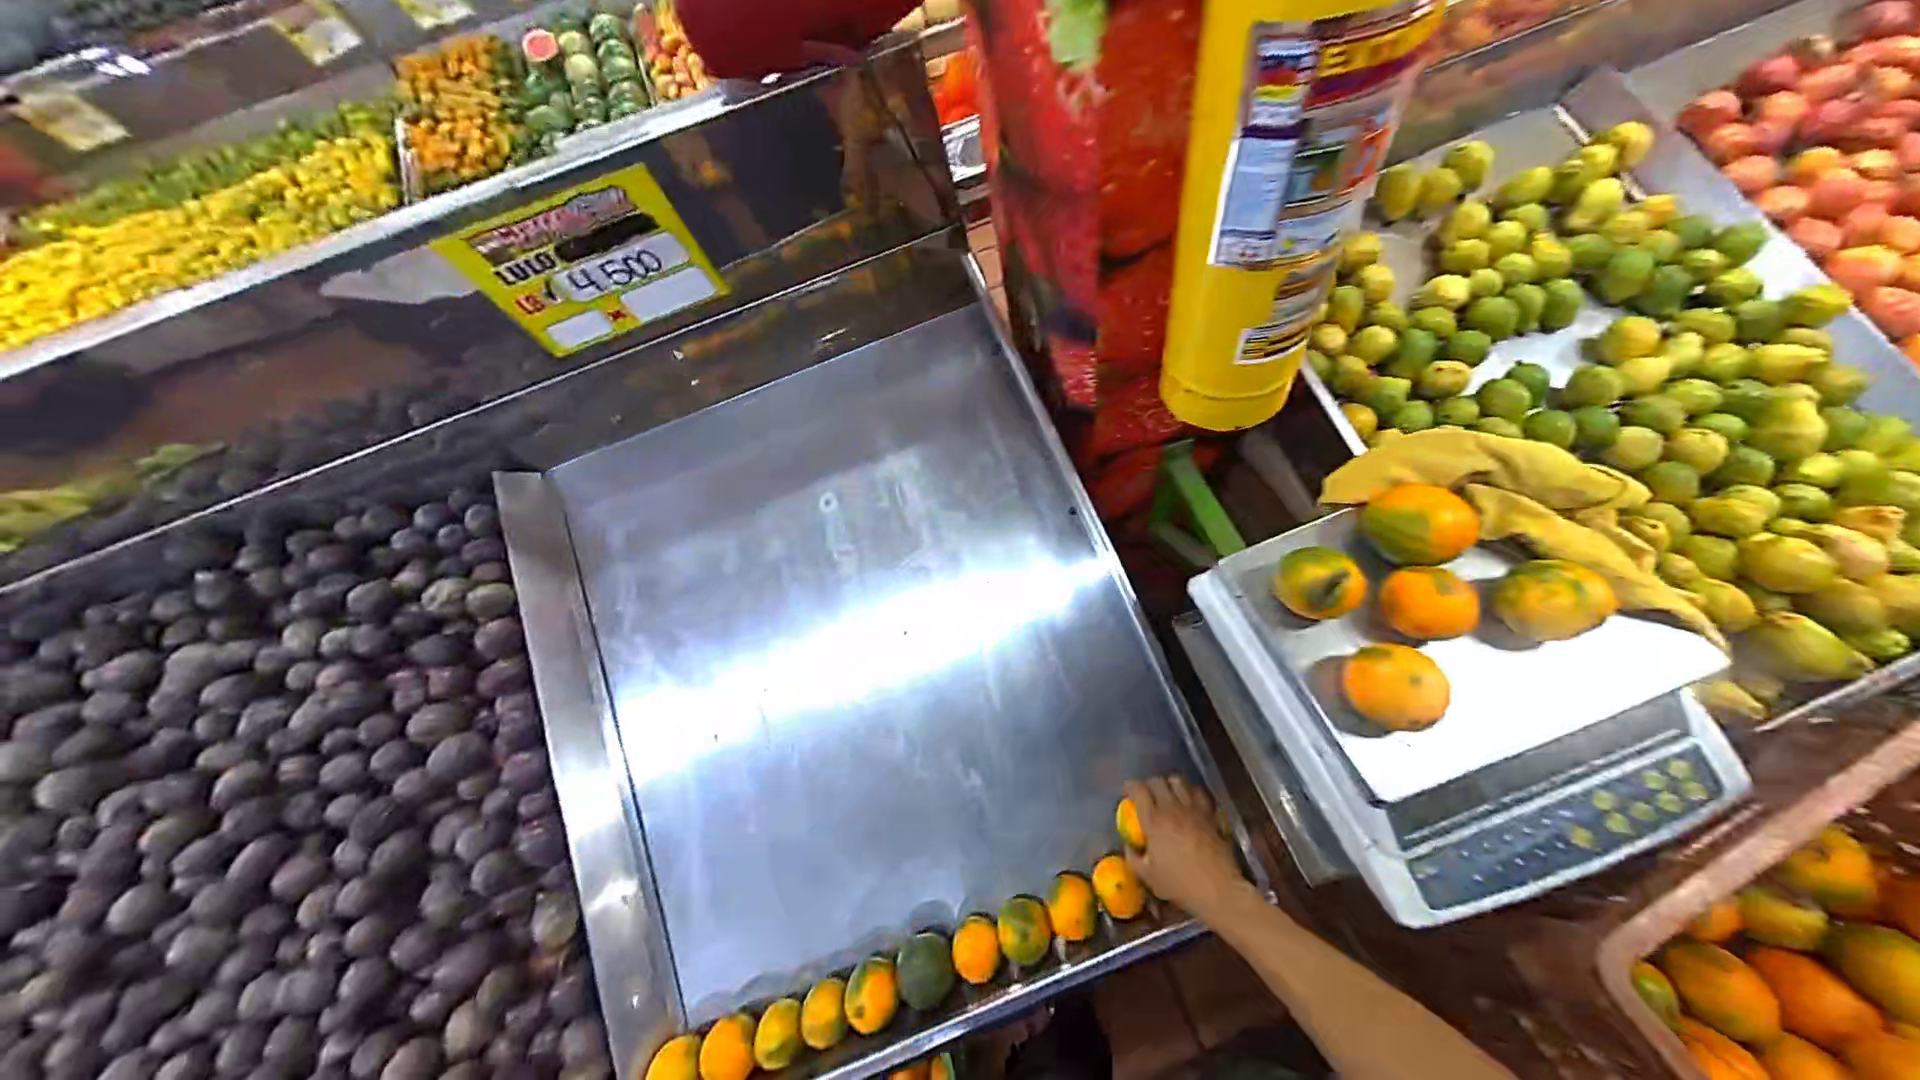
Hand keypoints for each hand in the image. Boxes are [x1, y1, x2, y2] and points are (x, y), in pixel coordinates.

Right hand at [1124, 776, 1251, 924]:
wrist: (1218, 889)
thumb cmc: (1181, 885)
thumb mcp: (1149, 877)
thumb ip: (1133, 858)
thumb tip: (1129, 846)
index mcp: (1153, 820)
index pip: (1138, 790)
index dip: (1130, 786)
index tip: (1127, 792)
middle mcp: (1171, 808)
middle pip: (1157, 781)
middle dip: (1149, 784)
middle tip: (1147, 795)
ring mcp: (1193, 809)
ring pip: (1178, 781)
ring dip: (1169, 784)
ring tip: (1168, 794)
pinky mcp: (1210, 814)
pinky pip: (1198, 792)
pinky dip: (1190, 791)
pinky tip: (1189, 800)